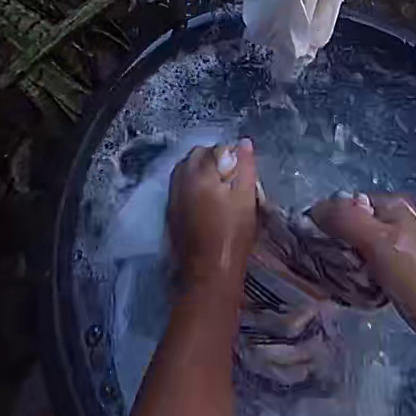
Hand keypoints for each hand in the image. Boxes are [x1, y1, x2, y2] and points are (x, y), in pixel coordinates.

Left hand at [167, 140, 258, 288]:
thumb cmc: (232, 234)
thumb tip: (244, 142)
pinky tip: (205, 202)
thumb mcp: (246, 198)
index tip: (241, 172)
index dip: (231, 157)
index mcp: (199, 172)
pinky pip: (179, 186)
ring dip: (200, 172)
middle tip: (231, 179)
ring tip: (219, 190)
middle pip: (196, 156)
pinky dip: (191, 186)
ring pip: (185, 169)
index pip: (215, 149)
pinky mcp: (170, 210)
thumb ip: (246, 167)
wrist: (209, 273)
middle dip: (213, 160)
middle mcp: (180, 178)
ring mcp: (172, 195)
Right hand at [311, 192, 415, 344]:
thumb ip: (344, 219)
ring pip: (360, 248)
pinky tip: (365, 292)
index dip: (326, 222)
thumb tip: (313, 209)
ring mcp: (403, 246)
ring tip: (348, 283)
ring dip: (349, 264)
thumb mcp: (378, 243)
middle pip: (351, 225)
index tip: (317, 248)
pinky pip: (372, 267)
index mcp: (391, 205)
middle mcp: (397, 219)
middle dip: (338, 245)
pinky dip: (363, 277)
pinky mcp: (406, 272)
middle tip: (333, 268)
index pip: (343, 203)